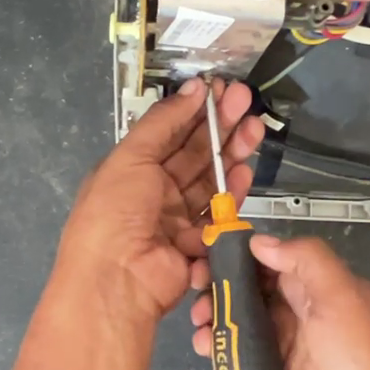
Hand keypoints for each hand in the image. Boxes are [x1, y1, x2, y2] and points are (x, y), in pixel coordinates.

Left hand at [58, 78, 265, 322]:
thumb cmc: (114, 212)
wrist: (117, 279)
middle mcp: (153, 192)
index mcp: (130, 170)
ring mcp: (176, 219)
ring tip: (255, 128)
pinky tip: (246, 169)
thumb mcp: (131, 156)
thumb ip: (164, 121)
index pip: (169, 133)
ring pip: (210, 181)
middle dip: (220, 127)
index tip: (221, 90)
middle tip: (246, 101)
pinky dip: (234, 192)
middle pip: (194, 154)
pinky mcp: (197, 243)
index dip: (195, 111)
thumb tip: (193, 89)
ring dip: (232, 154)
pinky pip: (218, 214)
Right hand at [191, 236, 369, 369]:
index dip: (240, 252)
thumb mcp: (343, 298)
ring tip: (199, 318)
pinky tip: (203, 345)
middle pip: (249, 287)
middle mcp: (298, 311)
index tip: (209, 248)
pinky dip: (215, 346)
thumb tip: (260, 242)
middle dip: (219, 281)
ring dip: (213, 313)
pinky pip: (235, 354)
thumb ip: (307, 261)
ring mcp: (281, 344)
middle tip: (196, 283)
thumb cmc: (360, 356)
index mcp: (319, 287)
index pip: (273, 259)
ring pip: (237, 319)